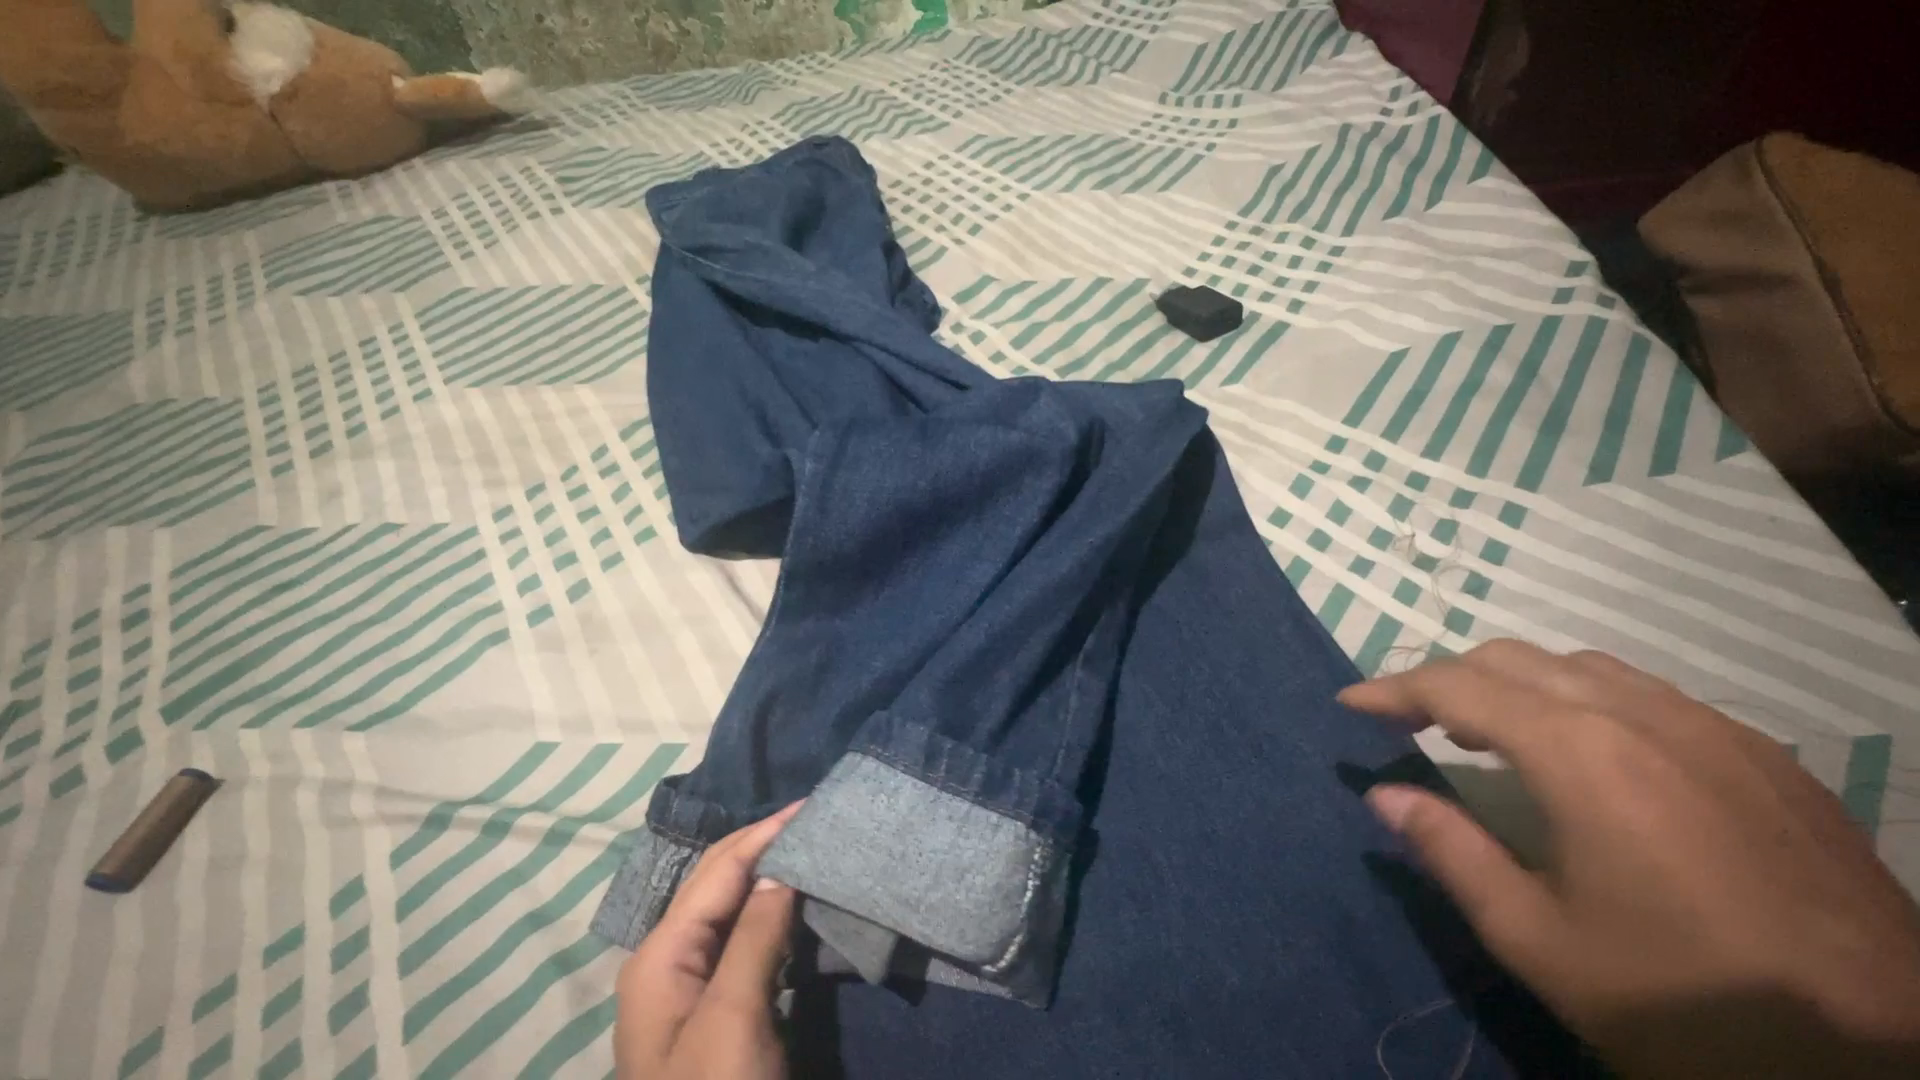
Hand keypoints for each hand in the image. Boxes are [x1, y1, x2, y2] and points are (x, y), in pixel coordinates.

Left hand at [615, 802, 801, 1079]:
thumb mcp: (734, 1018)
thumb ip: (755, 936)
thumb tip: (780, 869)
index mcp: (661, 953)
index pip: (718, 870)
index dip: (765, 833)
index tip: (814, 803)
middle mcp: (669, 958)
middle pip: (718, 881)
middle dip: (764, 844)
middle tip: (818, 818)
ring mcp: (690, 985)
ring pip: (731, 908)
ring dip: (769, 873)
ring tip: (814, 847)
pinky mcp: (715, 1008)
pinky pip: (744, 940)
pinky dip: (772, 911)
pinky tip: (799, 902)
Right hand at [1341, 640, 1919, 1078]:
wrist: (1891, 1059)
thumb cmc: (1683, 1001)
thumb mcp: (1538, 941)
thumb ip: (1450, 852)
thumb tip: (1382, 793)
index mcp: (1581, 754)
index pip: (1457, 689)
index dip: (1392, 690)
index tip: (1348, 705)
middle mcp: (1643, 716)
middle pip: (1515, 659)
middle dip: (1446, 679)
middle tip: (1406, 721)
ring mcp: (1713, 729)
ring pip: (1583, 666)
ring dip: (1514, 684)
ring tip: (1484, 732)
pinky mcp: (1764, 756)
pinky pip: (1648, 694)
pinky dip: (1583, 700)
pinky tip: (1588, 755)